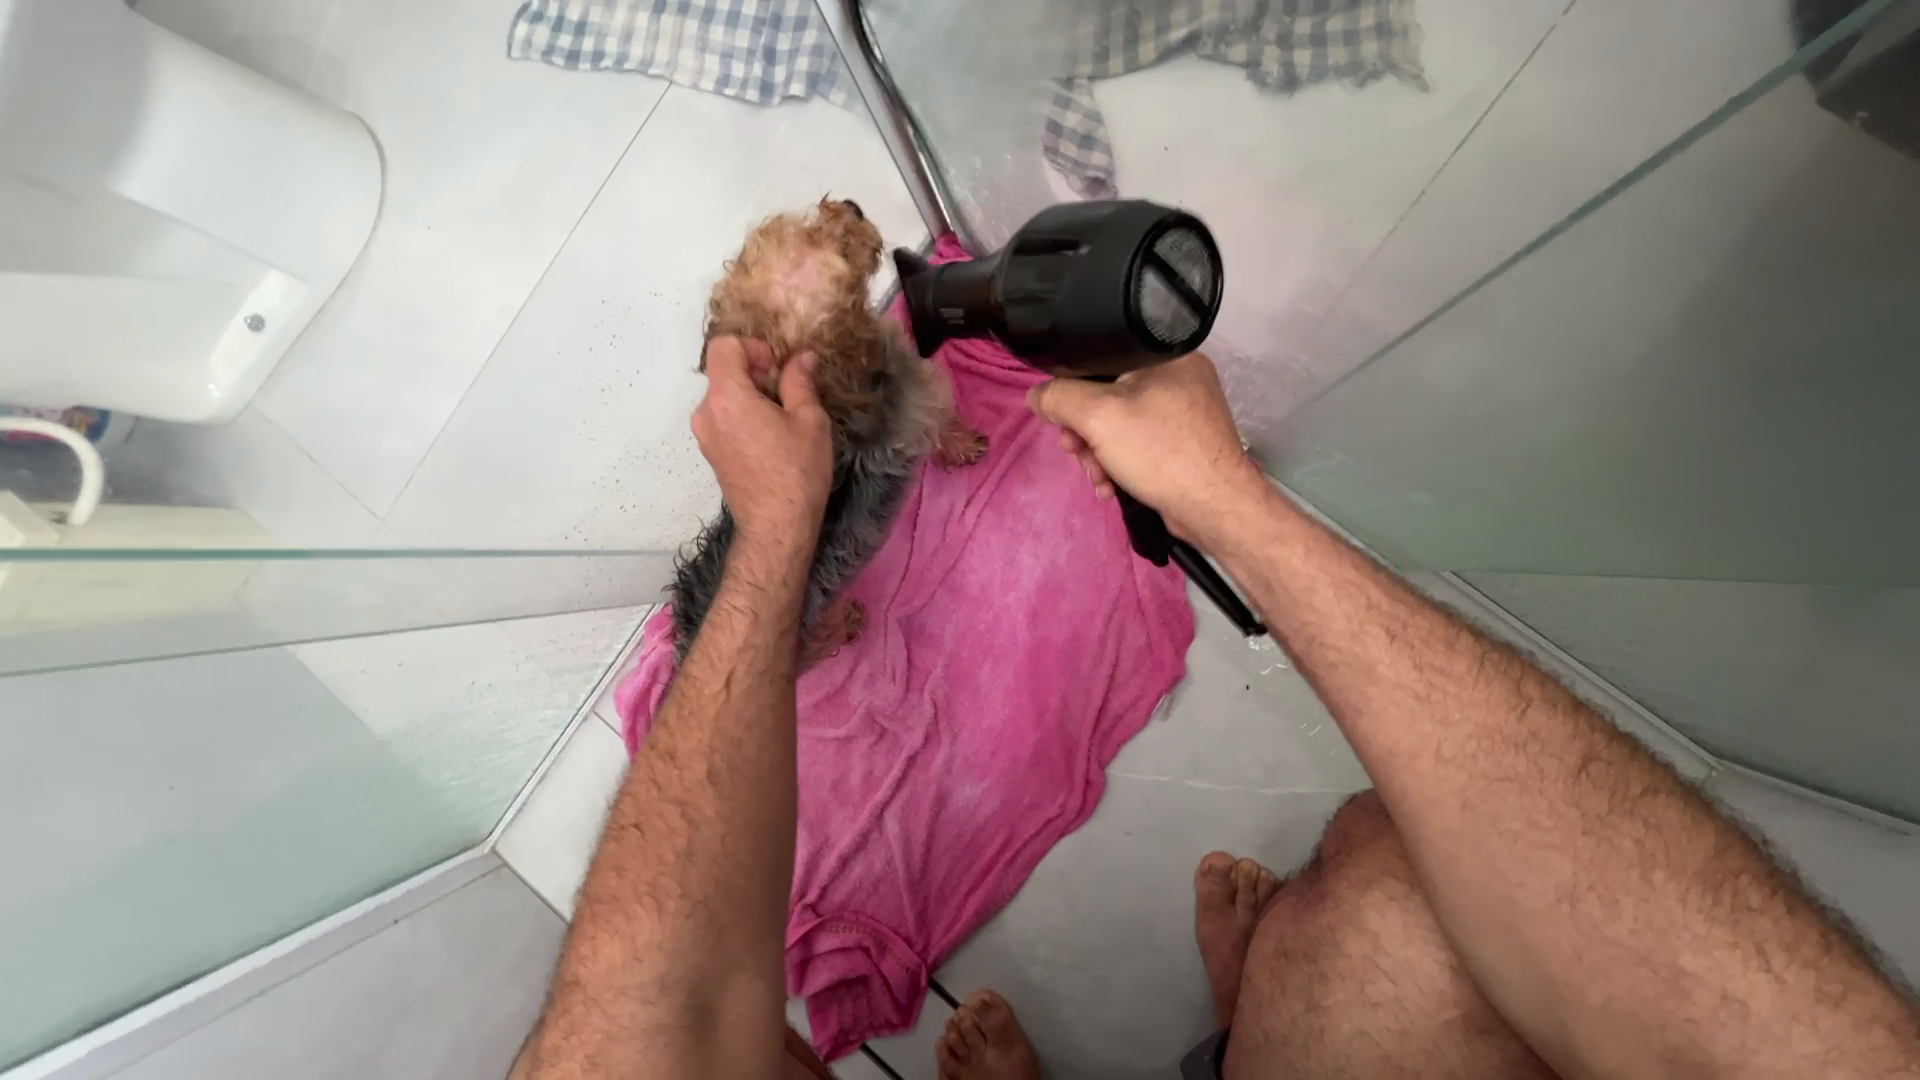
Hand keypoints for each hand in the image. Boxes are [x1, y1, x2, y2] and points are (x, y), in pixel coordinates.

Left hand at [692, 337, 832, 551]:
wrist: (776, 526)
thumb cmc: (797, 471)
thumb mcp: (809, 421)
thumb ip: (801, 382)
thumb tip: (802, 358)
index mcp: (726, 396)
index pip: (724, 345)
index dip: (753, 346)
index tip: (778, 368)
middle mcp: (706, 413)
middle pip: (723, 371)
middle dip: (755, 372)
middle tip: (787, 394)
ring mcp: (705, 436)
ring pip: (724, 397)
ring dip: (750, 396)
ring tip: (782, 419)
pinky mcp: (711, 454)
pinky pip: (724, 420)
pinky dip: (743, 417)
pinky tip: (771, 440)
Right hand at [1026, 353, 1268, 547]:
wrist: (1214, 508)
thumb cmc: (1160, 452)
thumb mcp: (1098, 416)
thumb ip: (1059, 398)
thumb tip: (1036, 395)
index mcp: (1166, 354)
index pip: (1101, 360)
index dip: (1072, 389)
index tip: (1062, 420)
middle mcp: (1179, 376)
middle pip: (1107, 395)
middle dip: (1084, 431)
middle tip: (1076, 452)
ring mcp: (1183, 412)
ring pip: (1119, 424)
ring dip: (1098, 453)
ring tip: (1098, 477)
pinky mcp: (1183, 443)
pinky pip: (1138, 443)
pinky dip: (1119, 463)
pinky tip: (1112, 486)